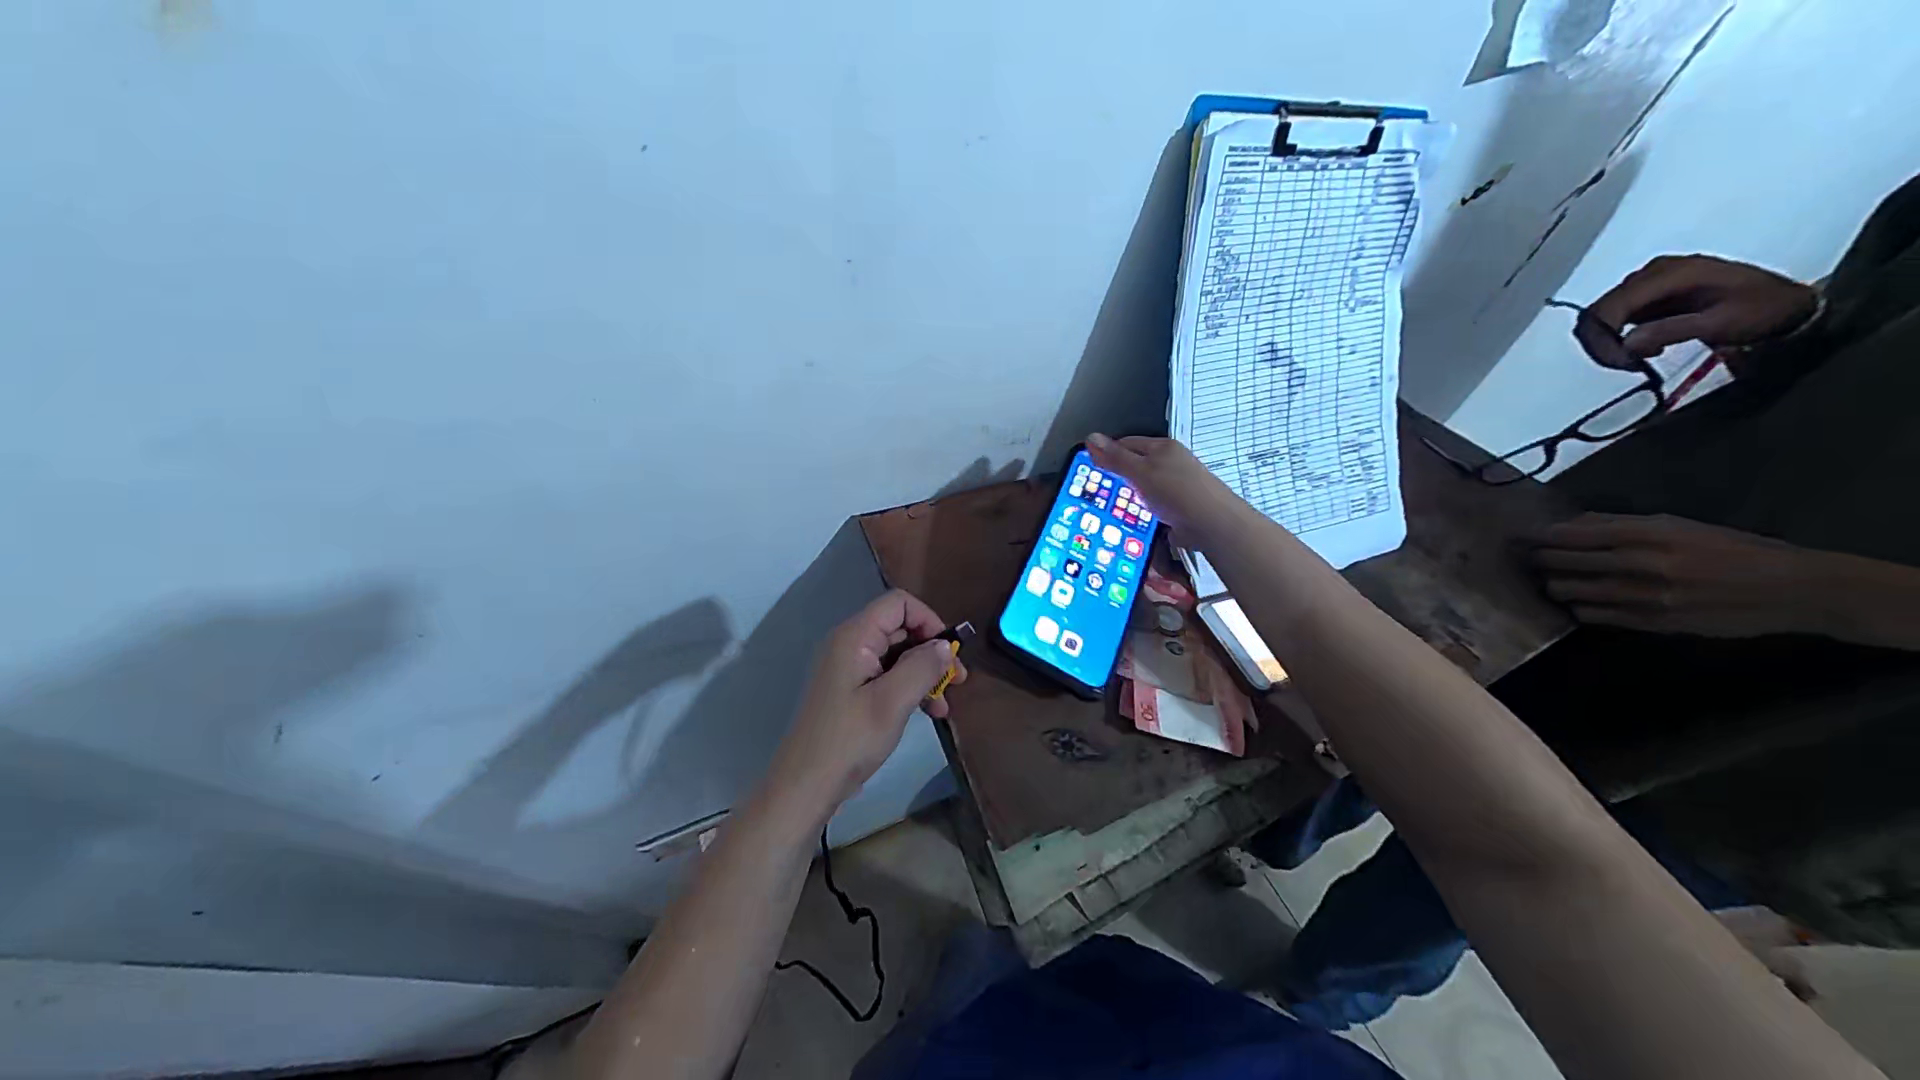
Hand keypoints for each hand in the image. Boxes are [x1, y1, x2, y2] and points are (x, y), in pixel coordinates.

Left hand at [767, 589, 965, 812]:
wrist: (806, 786)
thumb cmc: (850, 739)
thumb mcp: (893, 701)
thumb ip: (922, 667)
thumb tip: (945, 646)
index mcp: (855, 637)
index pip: (898, 603)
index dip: (928, 620)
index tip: (949, 652)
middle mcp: (850, 644)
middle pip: (899, 628)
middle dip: (931, 650)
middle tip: (959, 680)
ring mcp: (849, 668)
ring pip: (897, 655)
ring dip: (925, 673)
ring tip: (946, 703)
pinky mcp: (851, 691)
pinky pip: (887, 676)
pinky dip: (910, 688)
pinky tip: (929, 711)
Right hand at [1087, 433, 1246, 550]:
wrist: (1212, 524)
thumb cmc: (1178, 492)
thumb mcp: (1141, 472)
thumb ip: (1115, 458)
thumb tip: (1091, 437)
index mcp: (1162, 448)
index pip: (1126, 444)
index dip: (1107, 455)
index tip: (1090, 469)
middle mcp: (1169, 464)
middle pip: (1134, 467)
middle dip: (1117, 480)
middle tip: (1098, 493)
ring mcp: (1174, 486)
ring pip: (1141, 490)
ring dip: (1129, 500)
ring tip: (1113, 510)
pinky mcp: (1176, 507)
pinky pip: (1150, 508)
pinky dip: (1141, 514)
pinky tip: (1132, 522)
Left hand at [1531, 513, 1819, 636]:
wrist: (1793, 590)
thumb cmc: (1734, 549)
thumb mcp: (1679, 525)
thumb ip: (1622, 525)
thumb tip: (1573, 524)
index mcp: (1649, 535)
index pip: (1573, 535)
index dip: (1540, 536)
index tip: (1519, 535)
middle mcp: (1640, 565)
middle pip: (1564, 562)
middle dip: (1539, 559)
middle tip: (1526, 558)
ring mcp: (1643, 596)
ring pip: (1571, 591)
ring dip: (1554, 585)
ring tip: (1549, 580)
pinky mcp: (1650, 622)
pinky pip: (1594, 615)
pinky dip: (1579, 607)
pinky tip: (1577, 602)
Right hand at [1587, 254, 1818, 363]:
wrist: (1790, 304)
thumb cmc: (1762, 311)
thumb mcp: (1721, 322)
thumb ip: (1671, 330)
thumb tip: (1624, 345)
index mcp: (1669, 274)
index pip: (1610, 307)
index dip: (1604, 339)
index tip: (1623, 364)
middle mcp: (1652, 272)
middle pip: (1599, 311)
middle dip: (1603, 343)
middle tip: (1628, 364)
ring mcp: (1650, 281)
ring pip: (1603, 314)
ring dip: (1611, 342)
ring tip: (1643, 356)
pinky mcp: (1651, 293)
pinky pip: (1618, 315)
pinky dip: (1621, 336)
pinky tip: (1648, 344)